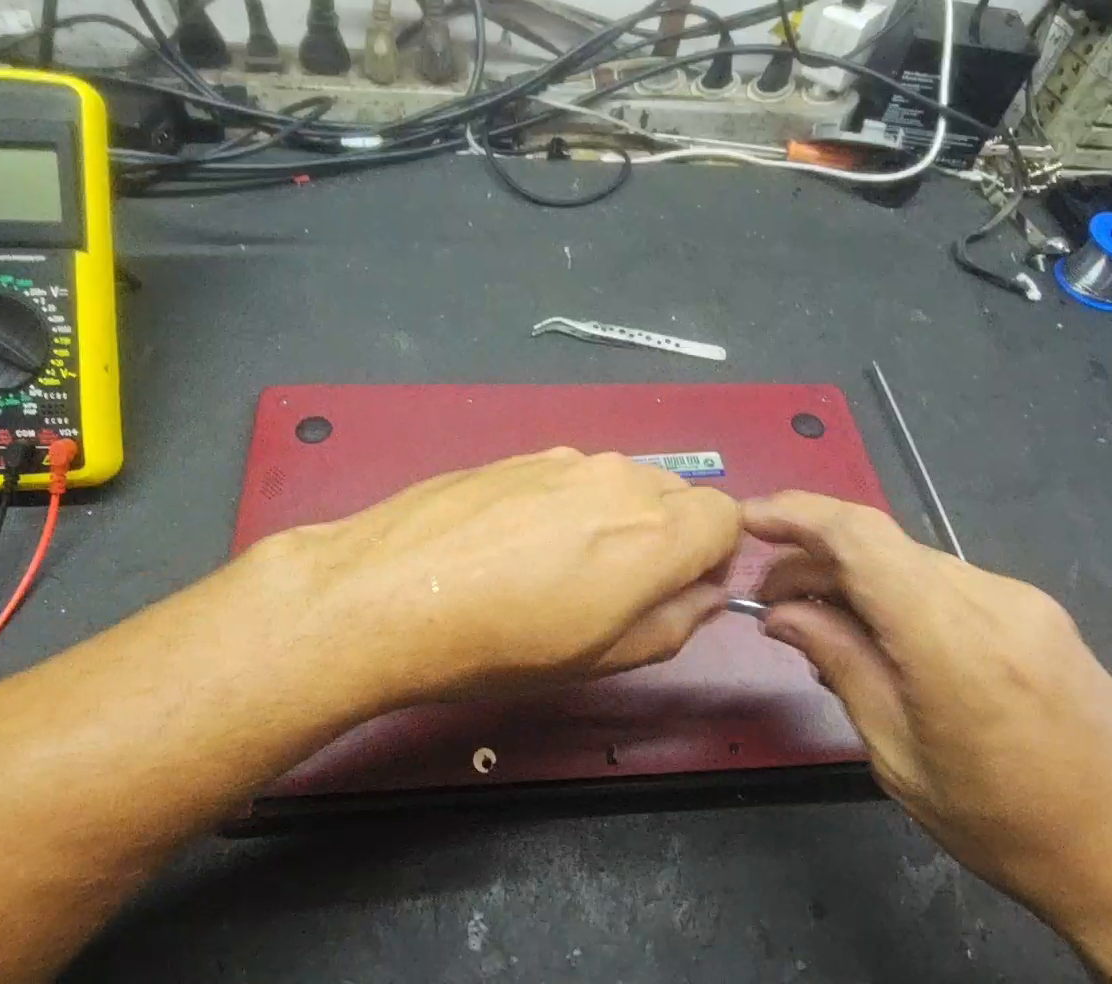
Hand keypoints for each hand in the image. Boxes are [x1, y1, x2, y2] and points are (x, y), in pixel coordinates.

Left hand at [253, 448, 740, 705]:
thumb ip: (675, 621)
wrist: (384, 594)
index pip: (727, 517)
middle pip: (678, 495)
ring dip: (617, 518)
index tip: (677, 591)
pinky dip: (571, 504)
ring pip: (624, 481)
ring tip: (558, 566)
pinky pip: (574, 475)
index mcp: (654, 531)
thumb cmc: (501, 645)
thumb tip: (703, 593)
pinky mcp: (520, 454)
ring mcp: (565, 459)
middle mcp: (618, 478)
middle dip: (669, 536)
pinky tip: (517, 544)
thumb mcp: (603, 658)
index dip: (712, 557)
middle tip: (617, 587)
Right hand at [742, 493, 1111, 980]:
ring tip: (819, 623)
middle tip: (771, 600)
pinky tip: (878, 634)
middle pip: (880, 545)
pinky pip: (946, 582)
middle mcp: (992, 600)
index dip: (797, 515)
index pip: (862, 539)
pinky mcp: (1037, 611)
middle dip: (814, 558)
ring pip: (910, 561)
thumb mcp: (897, 755)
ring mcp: (1022, 600)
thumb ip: (840, 664)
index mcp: (952, 641)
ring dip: (854, 577)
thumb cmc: (1003, 823)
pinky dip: (896, 593)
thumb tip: (783, 614)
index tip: (748, 521)